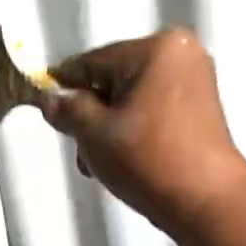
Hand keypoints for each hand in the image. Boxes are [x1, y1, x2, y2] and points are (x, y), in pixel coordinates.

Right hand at [42, 26, 245, 233]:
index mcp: (156, 49)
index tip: (45, 110)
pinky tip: (124, 159)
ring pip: (126, 98)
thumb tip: (50, 99)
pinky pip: (147, 109)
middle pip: (109, 80)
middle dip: (89, 114)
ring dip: (106, 128)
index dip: (62, 88)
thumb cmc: (149, 160)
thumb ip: (67, 110)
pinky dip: (127, 131)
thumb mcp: (93, 134)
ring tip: (106, 161)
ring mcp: (192, 78)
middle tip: (85, 149)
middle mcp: (180, 52)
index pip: (90, 62)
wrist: (201, 197)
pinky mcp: (196, 105)